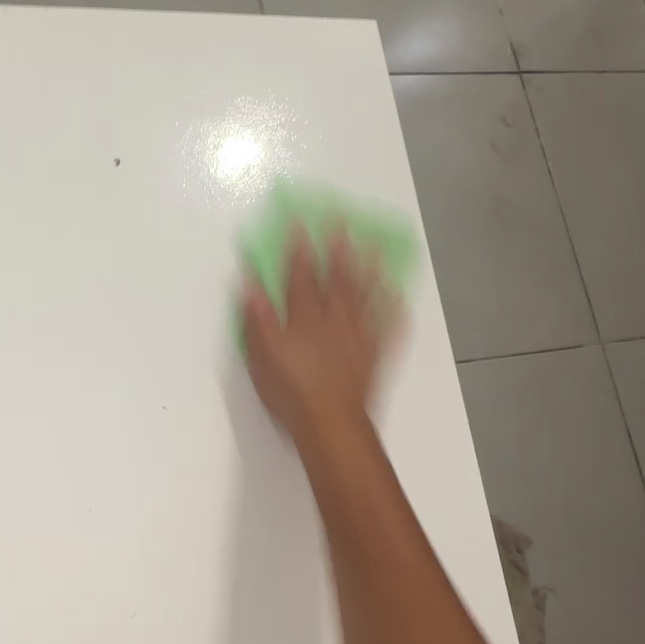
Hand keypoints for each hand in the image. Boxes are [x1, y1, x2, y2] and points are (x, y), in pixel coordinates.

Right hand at [241, 227, 399, 439]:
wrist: (331, 424)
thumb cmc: (291, 392)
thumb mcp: (261, 356)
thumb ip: (257, 317)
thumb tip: (250, 283)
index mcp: (304, 318)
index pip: (300, 274)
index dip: (299, 245)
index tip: (300, 221)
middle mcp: (334, 319)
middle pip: (337, 276)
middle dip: (338, 245)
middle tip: (341, 219)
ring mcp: (359, 334)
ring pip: (365, 293)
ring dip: (367, 265)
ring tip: (371, 242)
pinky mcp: (376, 351)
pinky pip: (387, 322)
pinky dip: (391, 303)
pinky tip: (395, 290)